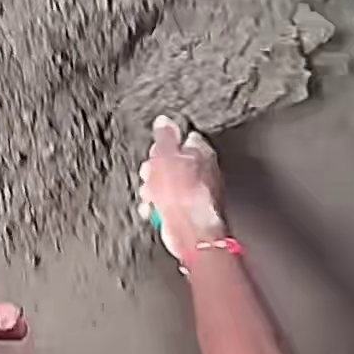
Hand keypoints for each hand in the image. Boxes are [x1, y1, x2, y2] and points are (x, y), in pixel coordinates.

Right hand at [137, 115, 227, 262]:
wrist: (190, 233)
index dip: (164, 144)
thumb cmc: (182, 195)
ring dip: (151, 188)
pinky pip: (165, 200)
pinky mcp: (186, 210)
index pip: (182, 138)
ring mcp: (195, 192)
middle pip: (170, 161)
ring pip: (164, 182)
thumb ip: (165, 136)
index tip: (155, 152)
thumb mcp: (167, 156)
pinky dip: (156, 204)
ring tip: (151, 195)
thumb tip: (164, 120)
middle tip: (150, 175)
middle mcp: (203, 172)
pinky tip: (154, 208)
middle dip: (153, 169)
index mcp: (202, 154)